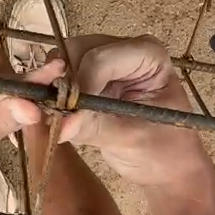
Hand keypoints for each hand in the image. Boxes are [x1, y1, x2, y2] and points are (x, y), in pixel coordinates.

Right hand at [42, 35, 210, 188]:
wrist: (165, 166)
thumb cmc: (163, 151)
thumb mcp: (132, 139)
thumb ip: (96, 127)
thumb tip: (61, 124)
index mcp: (148, 54)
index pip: (101, 59)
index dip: (79, 84)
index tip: (68, 116)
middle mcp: (122, 49)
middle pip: (76, 52)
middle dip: (60, 82)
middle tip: (51, 114)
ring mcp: (103, 61)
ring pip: (61, 62)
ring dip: (50, 88)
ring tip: (50, 118)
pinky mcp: (87, 77)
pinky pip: (58, 77)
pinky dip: (48, 95)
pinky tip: (50, 117)